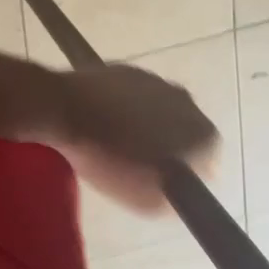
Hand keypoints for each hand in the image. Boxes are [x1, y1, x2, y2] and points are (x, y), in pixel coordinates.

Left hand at [56, 66, 219, 212]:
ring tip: (115, 138)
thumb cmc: (109, 158)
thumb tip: (182, 189)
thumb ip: (178, 198)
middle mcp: (187, 102)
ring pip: (158, 110)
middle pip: (184, 131)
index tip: (162, 180)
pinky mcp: (124, 68)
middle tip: (138, 160)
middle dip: (167, 145)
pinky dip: (123, 105)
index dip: (185, 173)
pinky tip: (102, 117)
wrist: (61, 108)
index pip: (207, 161)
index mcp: (204, 134)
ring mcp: (154, 80)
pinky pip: (132, 93)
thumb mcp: (150, 200)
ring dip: (145, 123)